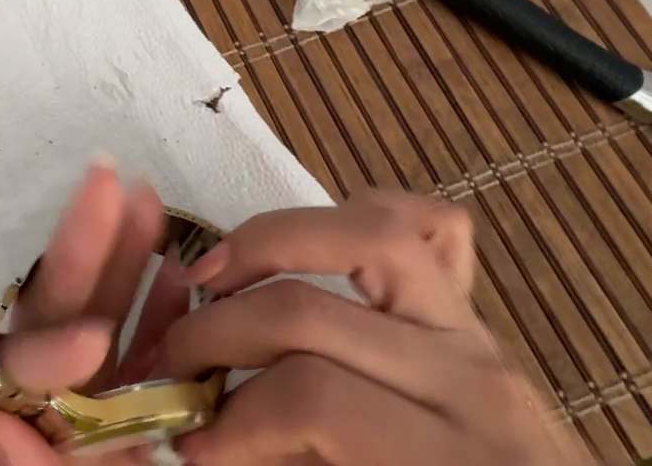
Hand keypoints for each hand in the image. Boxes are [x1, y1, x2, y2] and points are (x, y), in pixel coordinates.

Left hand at [0, 156, 191, 465]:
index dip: (51, 344)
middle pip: (63, 307)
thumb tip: (5, 416)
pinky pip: (147, 368)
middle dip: (88, 245)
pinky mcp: (126, 431)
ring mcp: (82, 405)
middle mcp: (39, 389)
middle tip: (109, 180)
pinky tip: (182, 281)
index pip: (20, 352)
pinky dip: (166, 324)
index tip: (88, 344)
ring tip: (151, 203)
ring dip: (131, 263)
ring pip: (110, 320)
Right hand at [164, 190, 593, 465]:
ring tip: (213, 276)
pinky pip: (431, 225)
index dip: (233, 421)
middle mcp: (471, 378)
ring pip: (366, 230)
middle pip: (309, 312)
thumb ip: (285, 463)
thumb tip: (193, 434)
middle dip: (219, 332)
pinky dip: (363, 211)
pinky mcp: (473, 311)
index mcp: (450, 457)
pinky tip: (310, 241)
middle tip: (175, 362)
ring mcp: (476, 331)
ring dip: (265, 242)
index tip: (190, 442)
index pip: (312, 400)